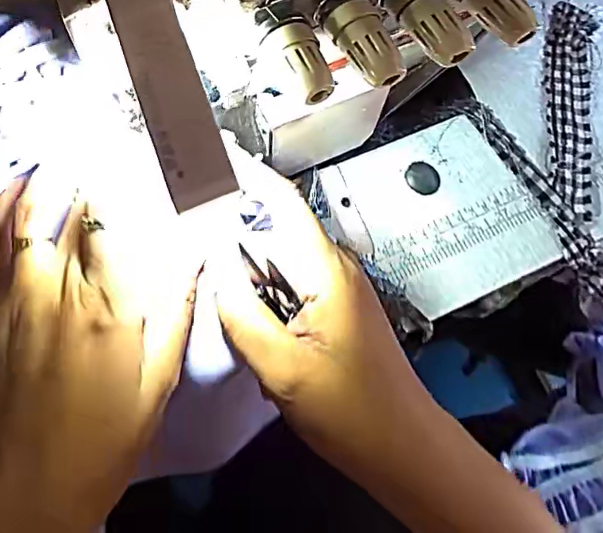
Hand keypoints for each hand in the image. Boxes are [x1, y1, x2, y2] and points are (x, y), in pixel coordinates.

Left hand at [0, 176, 200, 532]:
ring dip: (48, 173)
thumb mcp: (157, 379)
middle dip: (94, 163)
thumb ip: (177, 307)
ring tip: (68, 146)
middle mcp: (56, 290)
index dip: (125, 172)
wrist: (23, 492)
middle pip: (72, 206)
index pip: (112, 215)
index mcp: (106, 307)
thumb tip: (197, 249)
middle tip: (110, 135)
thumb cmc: (103, 439)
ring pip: (26, 213)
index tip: (141, 146)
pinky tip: (19, 183)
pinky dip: (3, 205)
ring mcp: (15, 295)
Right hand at [212, 158, 559, 532]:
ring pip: (279, 259)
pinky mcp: (333, 304)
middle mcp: (334, 266)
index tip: (217, 155)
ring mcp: (335, 284)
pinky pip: (290, 282)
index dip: (248, 175)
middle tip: (200, 242)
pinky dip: (266, 296)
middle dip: (236, 233)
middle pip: (275, 229)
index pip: (283, 202)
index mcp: (326, 269)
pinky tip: (260, 333)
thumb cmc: (357, 412)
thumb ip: (244, 318)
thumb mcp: (285, 371)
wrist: (403, 447)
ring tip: (234, 305)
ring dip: (250, 275)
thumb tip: (219, 278)